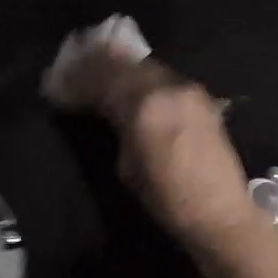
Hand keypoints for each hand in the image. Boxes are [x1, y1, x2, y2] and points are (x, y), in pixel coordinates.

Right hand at [66, 52, 265, 242]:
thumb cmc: (168, 202)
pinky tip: (131, 87)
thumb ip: (115, 130)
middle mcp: (167, 87)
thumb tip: (105, 113)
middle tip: (74, 68)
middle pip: (124, 63)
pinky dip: (141, 78)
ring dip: (119, 67)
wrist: (220, 214)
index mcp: (144, 107)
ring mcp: (188, 89)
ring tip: (99, 72)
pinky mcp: (202, 98)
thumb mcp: (127, 169)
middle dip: (96, 64)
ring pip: (145, 66)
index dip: (76, 80)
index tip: (57, 84)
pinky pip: (163, 78)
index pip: (102, 79)